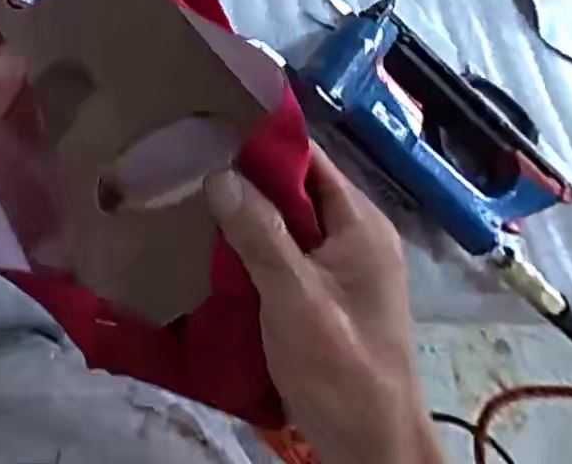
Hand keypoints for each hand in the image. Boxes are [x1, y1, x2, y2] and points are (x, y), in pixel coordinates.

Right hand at [206, 143, 441, 463]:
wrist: (373, 454)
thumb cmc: (341, 372)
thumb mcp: (296, 299)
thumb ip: (260, 234)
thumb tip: (219, 172)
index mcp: (360, 222)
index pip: (308, 158)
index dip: (262, 145)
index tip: (213, 139)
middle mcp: (356, 232)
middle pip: (296, 186)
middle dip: (250, 182)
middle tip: (198, 174)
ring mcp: (345, 262)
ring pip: (289, 218)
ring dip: (251, 216)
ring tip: (203, 207)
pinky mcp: (330, 289)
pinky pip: (289, 248)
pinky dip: (259, 245)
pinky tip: (225, 251)